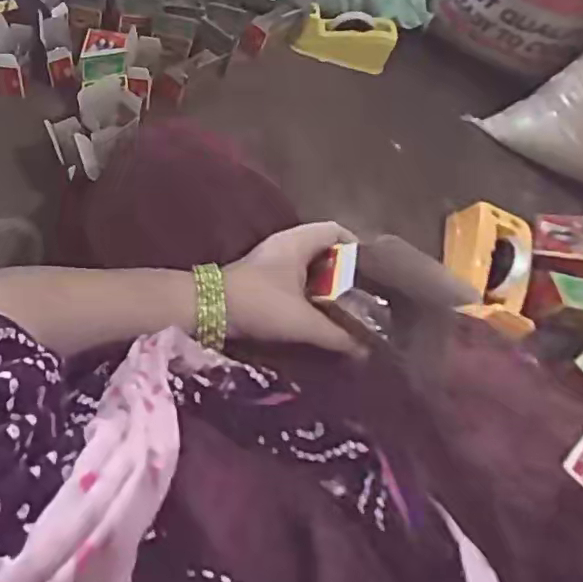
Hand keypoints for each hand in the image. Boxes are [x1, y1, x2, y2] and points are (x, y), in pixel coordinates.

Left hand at [225, 222, 365, 355]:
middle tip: (366, 297)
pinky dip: (311, 291)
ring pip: (311, 266)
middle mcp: (285, 244)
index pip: (337, 230)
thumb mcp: (303, 322)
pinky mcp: (263, 277)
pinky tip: (321, 314)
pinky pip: (296, 278)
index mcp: (297, 241)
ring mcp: (272, 259)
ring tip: (349, 309)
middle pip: (326, 249)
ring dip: (328, 285)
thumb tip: (367, 351)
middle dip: (346, 272)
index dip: (358, 248)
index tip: (375, 275)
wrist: (208, 309)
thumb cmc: (259, 304)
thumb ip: (339, 336)